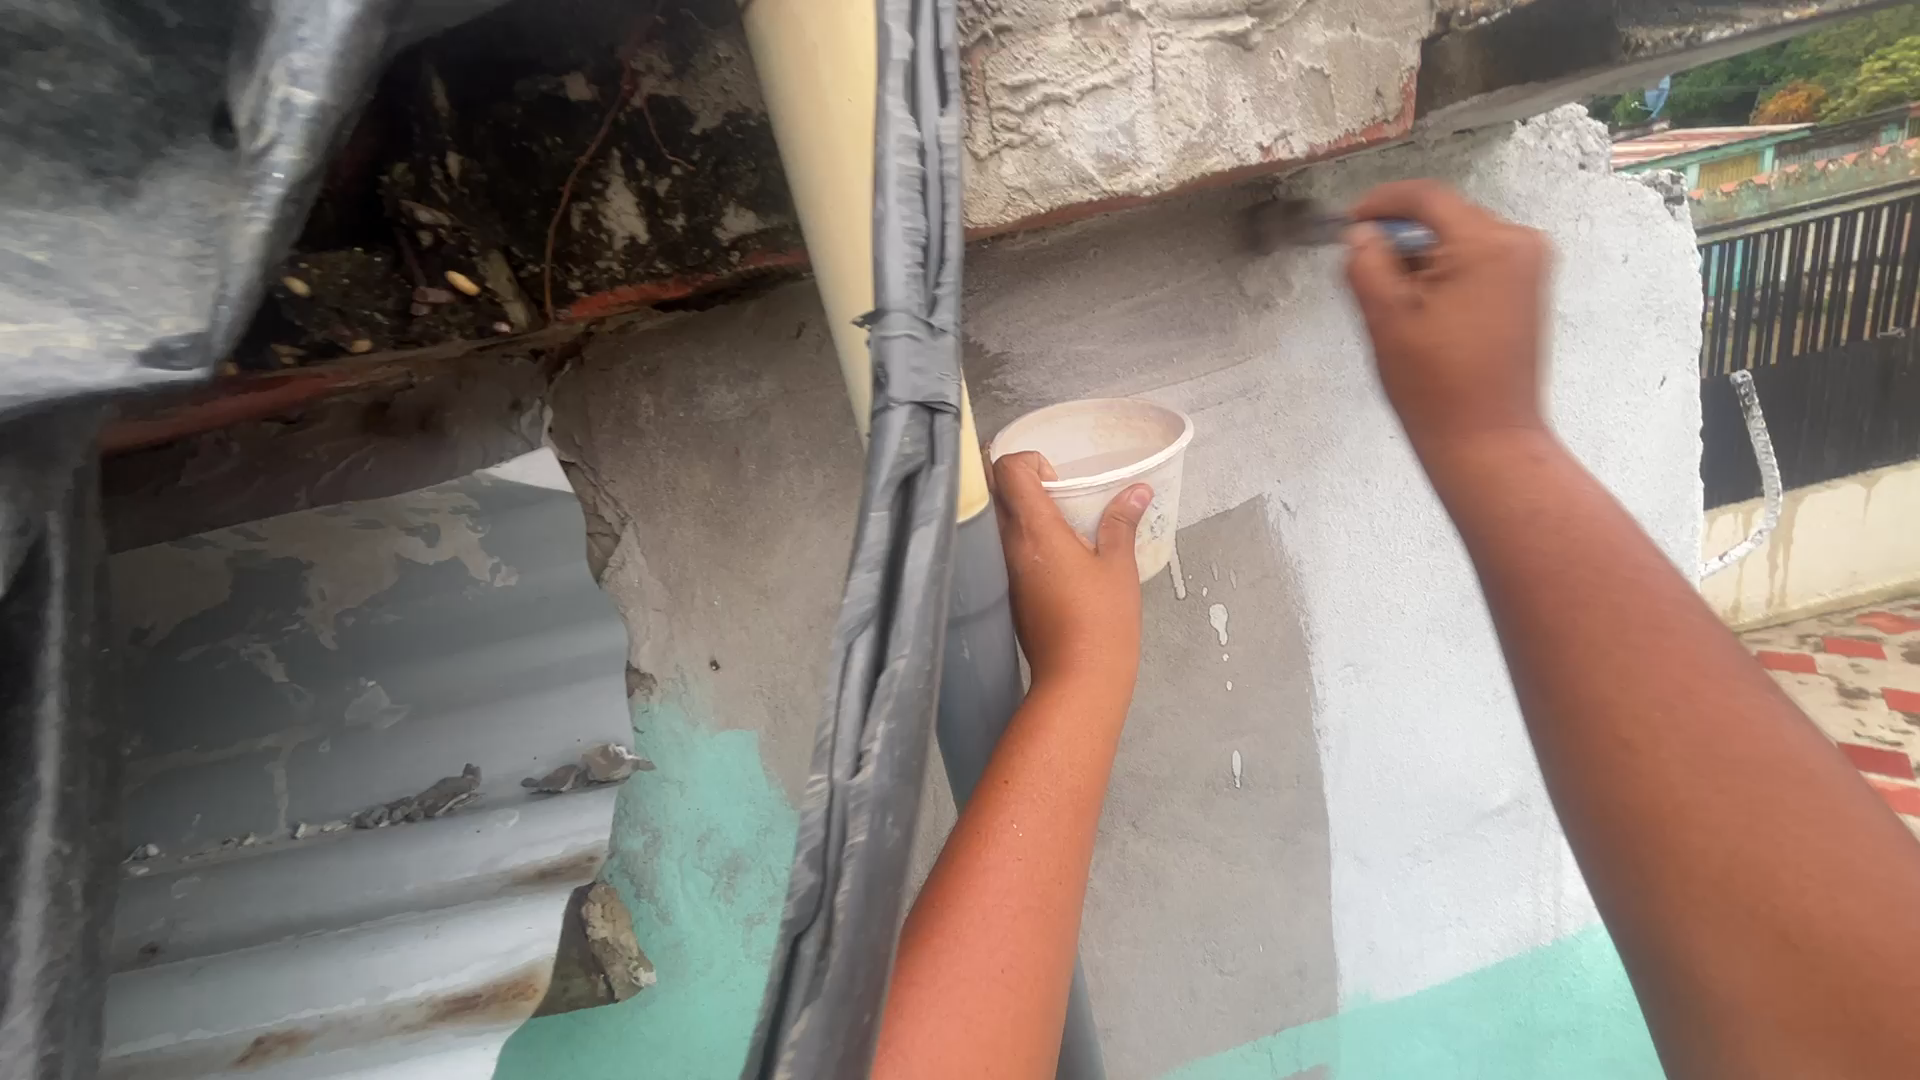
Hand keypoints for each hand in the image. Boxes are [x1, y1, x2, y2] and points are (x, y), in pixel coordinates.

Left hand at [991, 452, 1150, 701]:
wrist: (1077, 678)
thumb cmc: (1102, 620)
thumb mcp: (1118, 566)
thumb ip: (1121, 522)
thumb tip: (1137, 490)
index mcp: (1034, 529)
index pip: (1006, 469)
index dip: (1027, 460)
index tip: (1057, 479)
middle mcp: (1007, 544)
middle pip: (991, 490)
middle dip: (1016, 479)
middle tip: (1053, 493)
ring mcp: (1002, 569)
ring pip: (993, 520)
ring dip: (1016, 510)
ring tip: (1056, 522)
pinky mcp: (1005, 590)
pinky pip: (1000, 549)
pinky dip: (1018, 538)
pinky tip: (1052, 554)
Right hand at [1344, 180, 1552, 459]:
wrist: (1484, 437)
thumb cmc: (1434, 384)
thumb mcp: (1385, 319)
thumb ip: (1367, 265)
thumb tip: (1360, 234)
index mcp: (1488, 244)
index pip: (1426, 199)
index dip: (1380, 204)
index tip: (1346, 222)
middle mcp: (1519, 245)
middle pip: (1443, 221)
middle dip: (1398, 243)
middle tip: (1361, 279)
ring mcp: (1527, 269)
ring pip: (1455, 246)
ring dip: (1416, 265)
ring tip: (1390, 311)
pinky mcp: (1523, 293)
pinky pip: (1472, 268)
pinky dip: (1438, 281)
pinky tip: (1418, 319)